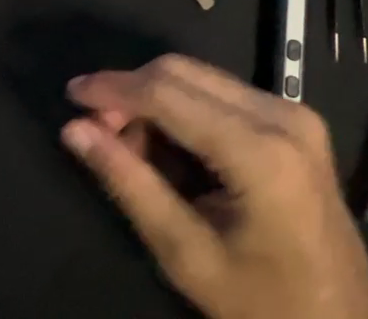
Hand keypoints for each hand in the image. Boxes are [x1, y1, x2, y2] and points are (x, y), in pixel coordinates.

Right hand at [60, 55, 367, 318]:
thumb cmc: (262, 305)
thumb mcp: (187, 255)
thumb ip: (130, 184)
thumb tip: (74, 130)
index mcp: (260, 151)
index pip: (167, 93)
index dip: (112, 88)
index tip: (70, 94)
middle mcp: (282, 115)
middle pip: (183, 72)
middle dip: (131, 91)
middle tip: (94, 128)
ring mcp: (295, 113)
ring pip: (200, 76)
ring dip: (155, 98)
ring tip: (128, 144)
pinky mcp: (297, 120)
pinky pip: (222, 92)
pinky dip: (184, 107)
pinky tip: (167, 143)